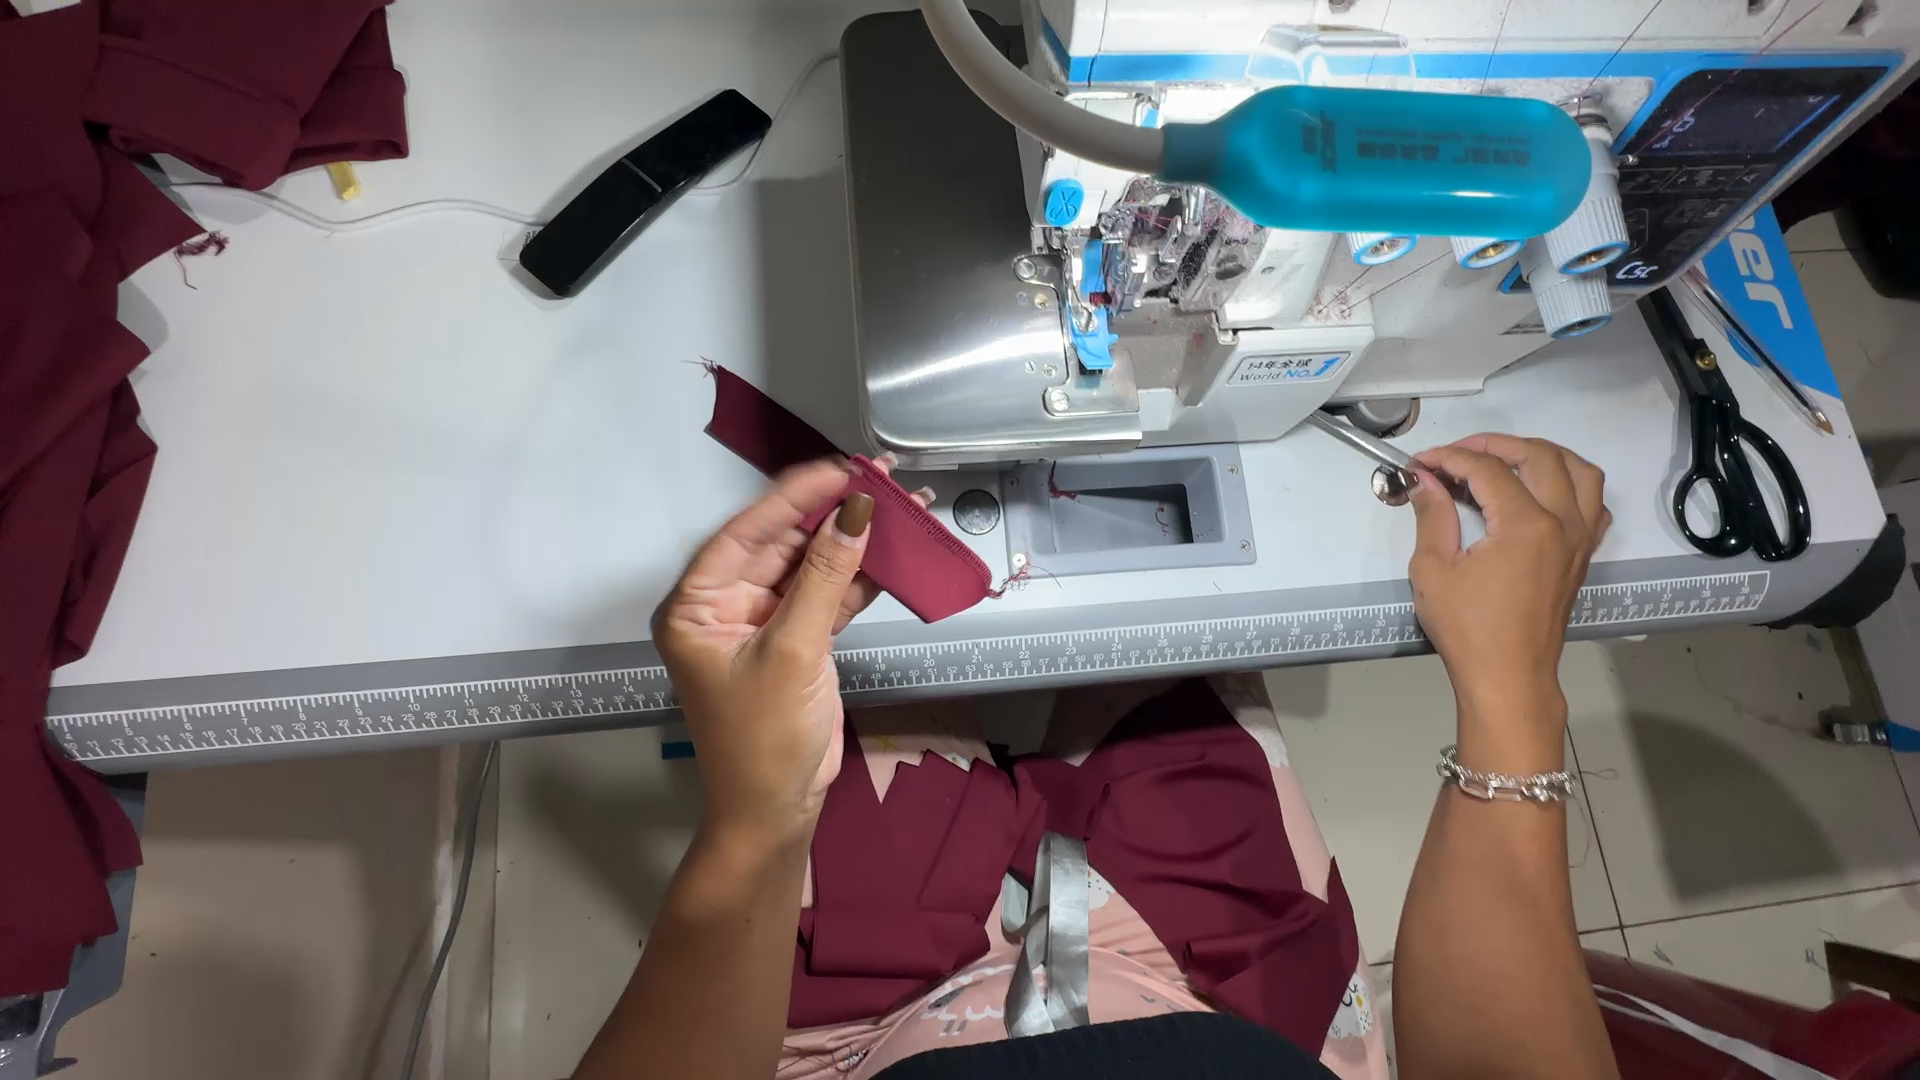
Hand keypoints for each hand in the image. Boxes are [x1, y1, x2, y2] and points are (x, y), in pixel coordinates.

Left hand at [652, 457, 929, 838]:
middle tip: (880, 481)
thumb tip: (857, 512)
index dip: (793, 497)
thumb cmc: (764, 736)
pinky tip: (894, 554)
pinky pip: (830, 596)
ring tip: (901, 508)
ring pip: (812, 567)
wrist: (778, 810)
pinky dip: (861, 579)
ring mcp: (767, 621)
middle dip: (831, 515)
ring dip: (853, 543)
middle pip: (783, 544)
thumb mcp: (793, 651)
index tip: (839, 469)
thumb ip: (824, 578)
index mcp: (698, 604)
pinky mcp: (801, 639)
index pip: (746, 532)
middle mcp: (728, 604)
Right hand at [1407, 435, 1609, 724]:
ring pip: (1579, 471)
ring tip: (1501, 459)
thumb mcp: (1433, 568)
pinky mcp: (1583, 553)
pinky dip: (1568, 483)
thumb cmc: (1465, 625)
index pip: (1488, 470)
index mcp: (1525, 525)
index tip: (1418, 463)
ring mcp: (1581, 538)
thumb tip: (1425, 481)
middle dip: (1493, 445)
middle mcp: (1564, 522)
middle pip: (1540, 457)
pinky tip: (1538, 491)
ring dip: (1540, 454)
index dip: (1449, 458)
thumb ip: (1433, 516)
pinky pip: (1593, 502)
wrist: (1507, 673)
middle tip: (1455, 454)